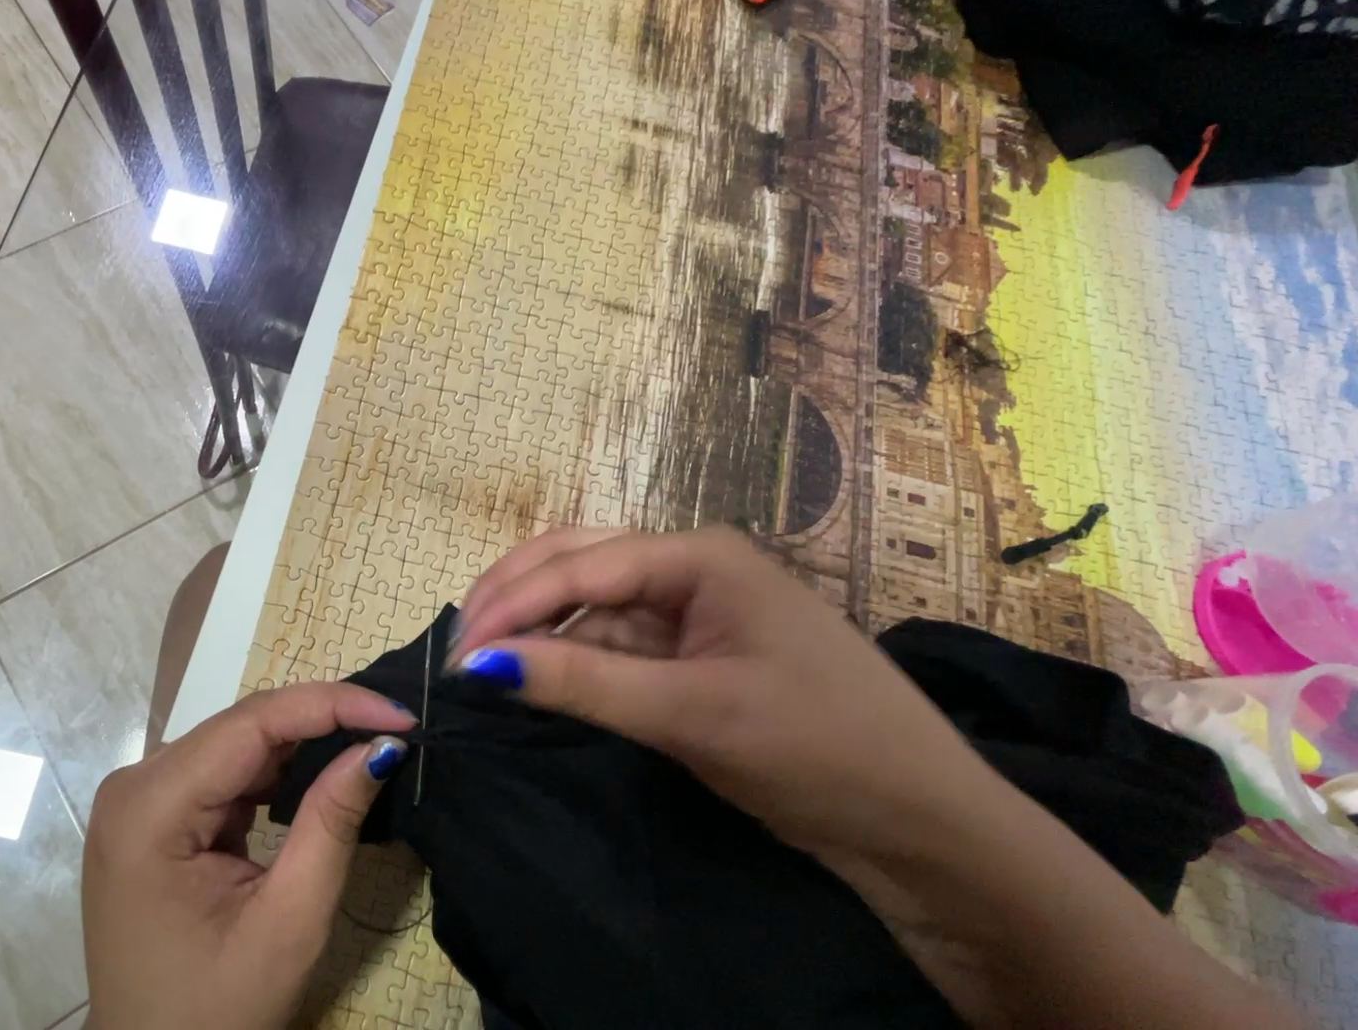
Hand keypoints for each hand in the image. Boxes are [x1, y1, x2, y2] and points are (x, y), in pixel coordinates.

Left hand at [82, 683, 414, 1028]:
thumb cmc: (216, 1010)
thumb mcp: (288, 920)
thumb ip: (332, 822)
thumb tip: (382, 745)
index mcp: (150, 808)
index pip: (252, 723)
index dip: (332, 705)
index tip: (400, 715)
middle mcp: (136, 783)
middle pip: (243, 726)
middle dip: (323, 718)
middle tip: (394, 727)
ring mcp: (142, 796)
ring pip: (239, 742)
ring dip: (305, 741)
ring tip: (369, 741)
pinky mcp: (157, 812)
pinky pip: (227, 769)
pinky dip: (279, 769)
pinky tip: (322, 772)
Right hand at [450, 526, 1006, 865]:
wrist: (922, 824)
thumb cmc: (818, 748)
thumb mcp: (694, 713)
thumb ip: (585, 682)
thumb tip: (482, 664)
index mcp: (700, 555)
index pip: (581, 565)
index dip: (512, 606)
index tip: (456, 657)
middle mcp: (690, 569)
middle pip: (579, 563)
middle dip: (514, 598)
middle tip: (458, 650)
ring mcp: (690, 613)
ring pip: (591, 605)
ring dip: (537, 630)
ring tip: (482, 665)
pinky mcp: (690, 658)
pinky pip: (614, 645)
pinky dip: (570, 660)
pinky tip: (534, 679)